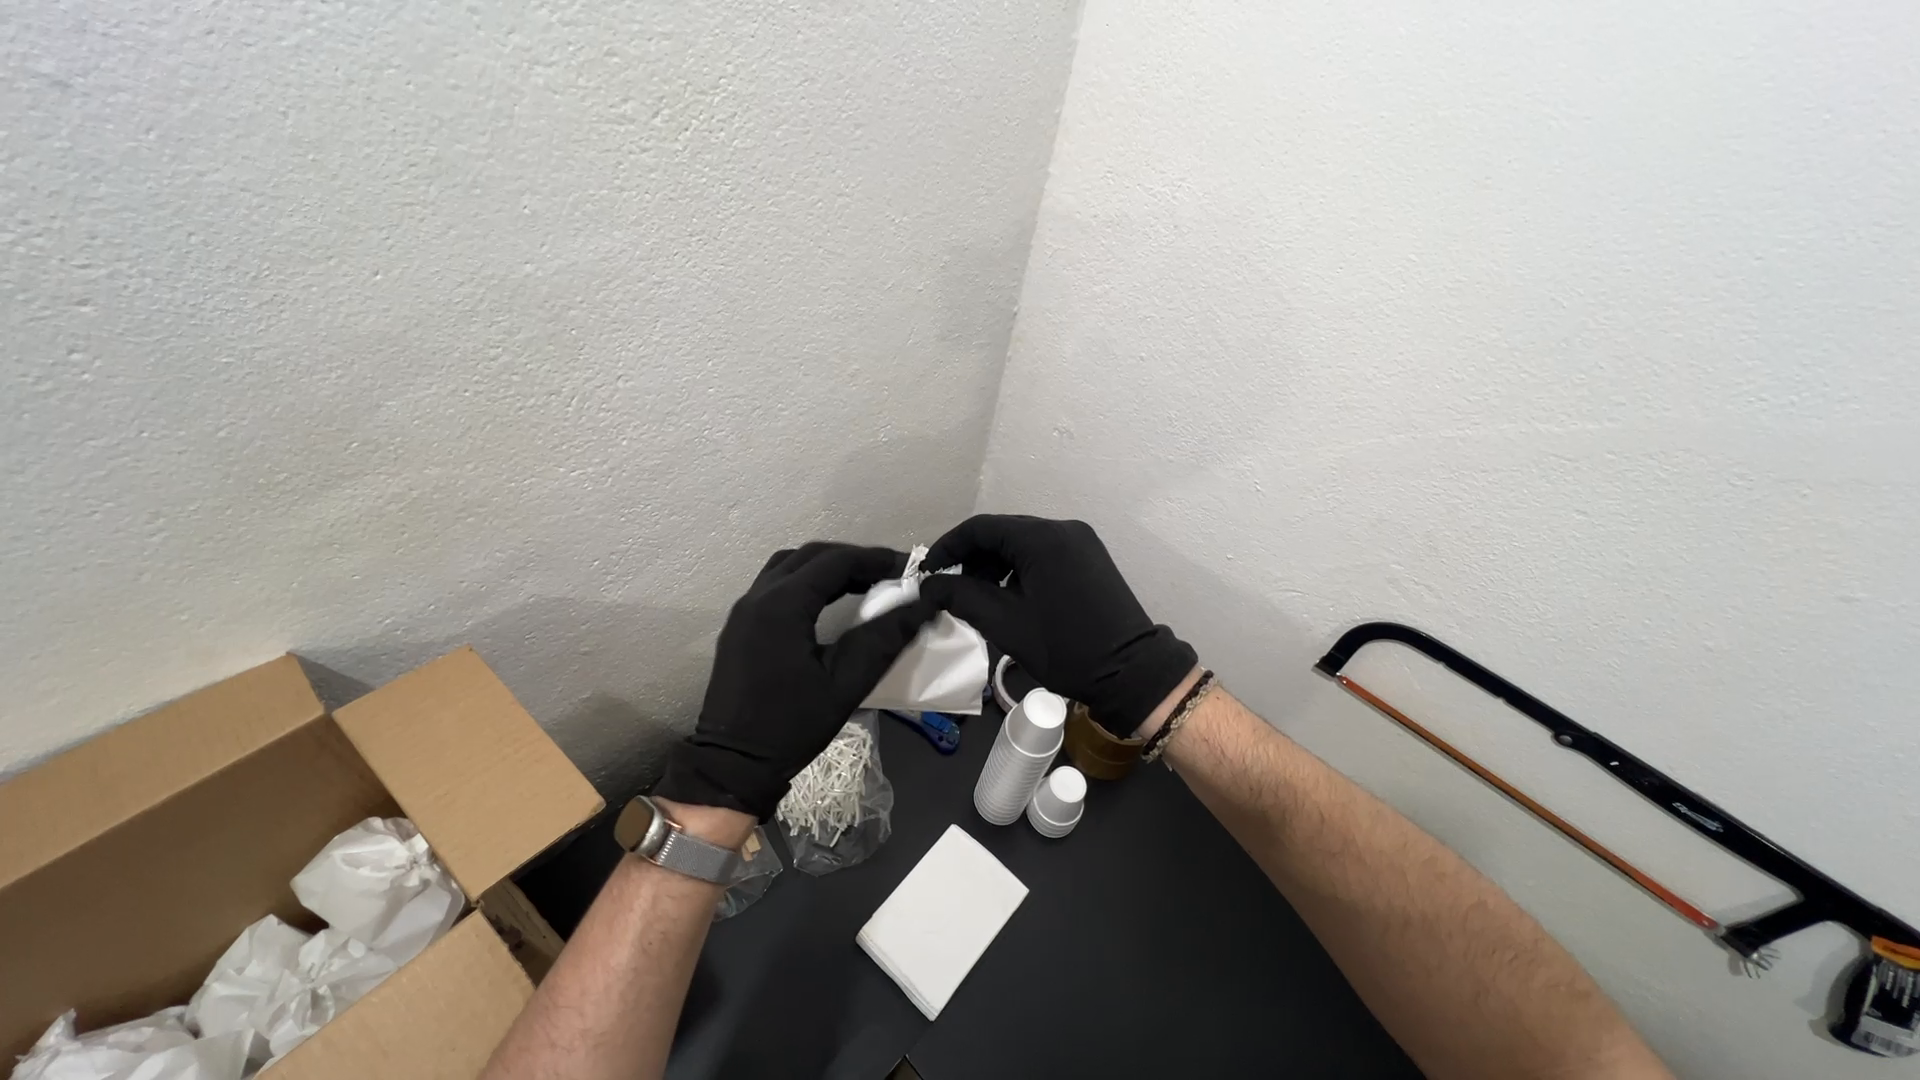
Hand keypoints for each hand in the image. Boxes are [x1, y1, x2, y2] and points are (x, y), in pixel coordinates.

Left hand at [654, 543, 938, 819]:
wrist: (733, 764)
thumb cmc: (791, 725)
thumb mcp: (846, 683)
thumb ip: (885, 639)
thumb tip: (923, 606)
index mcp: (782, 605)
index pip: (836, 561)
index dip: (876, 560)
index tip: (909, 569)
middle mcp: (759, 596)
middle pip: (812, 556)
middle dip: (854, 560)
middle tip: (891, 575)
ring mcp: (744, 610)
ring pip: (789, 566)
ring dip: (827, 567)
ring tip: (863, 584)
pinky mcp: (740, 626)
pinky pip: (775, 585)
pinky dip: (806, 582)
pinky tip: (829, 603)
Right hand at [919, 515, 1196, 736]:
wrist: (1132, 672)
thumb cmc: (1065, 648)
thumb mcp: (1004, 623)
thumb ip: (961, 596)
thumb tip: (929, 586)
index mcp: (1041, 538)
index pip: (980, 528)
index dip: (948, 547)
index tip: (928, 573)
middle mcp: (1063, 529)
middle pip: (1002, 533)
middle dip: (971, 558)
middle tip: (950, 590)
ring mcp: (1081, 542)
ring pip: (1023, 544)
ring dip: (995, 565)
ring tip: (978, 599)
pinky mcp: (1090, 559)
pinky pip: (1044, 554)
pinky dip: (1020, 570)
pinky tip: (1009, 598)